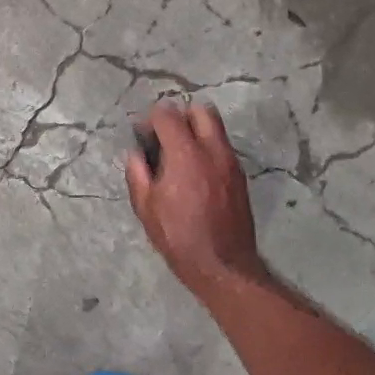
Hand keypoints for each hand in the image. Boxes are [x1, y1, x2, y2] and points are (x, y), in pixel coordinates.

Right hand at [124, 101, 268, 297]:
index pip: (168, 115)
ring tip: (178, 155)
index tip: (141, 133)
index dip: (151, 118)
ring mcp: (231, 162)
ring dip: (195, 131)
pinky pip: (222, 148)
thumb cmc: (176, 235)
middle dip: (180, 115)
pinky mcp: (240, 176)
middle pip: (200, 111)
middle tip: (164, 136)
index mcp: (185, 155)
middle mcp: (212, 151)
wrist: (221, 263)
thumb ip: (137, 173)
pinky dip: (207, 148)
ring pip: (215, 128)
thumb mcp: (145, 207)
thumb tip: (135, 154)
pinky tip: (194, 173)